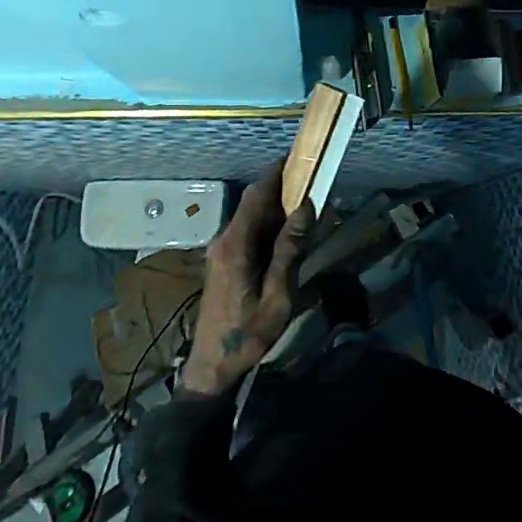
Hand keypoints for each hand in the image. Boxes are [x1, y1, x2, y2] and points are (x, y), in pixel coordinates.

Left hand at [179, 160, 313, 396]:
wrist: (212, 365)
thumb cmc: (247, 334)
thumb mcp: (277, 297)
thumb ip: (290, 251)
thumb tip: (305, 208)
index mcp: (236, 244)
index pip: (256, 196)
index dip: (275, 173)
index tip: (295, 157)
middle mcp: (224, 239)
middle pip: (253, 203)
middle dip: (280, 189)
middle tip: (309, 181)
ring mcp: (220, 249)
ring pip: (249, 217)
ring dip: (274, 208)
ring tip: (303, 206)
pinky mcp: (222, 260)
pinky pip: (246, 231)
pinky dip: (266, 225)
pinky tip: (285, 235)